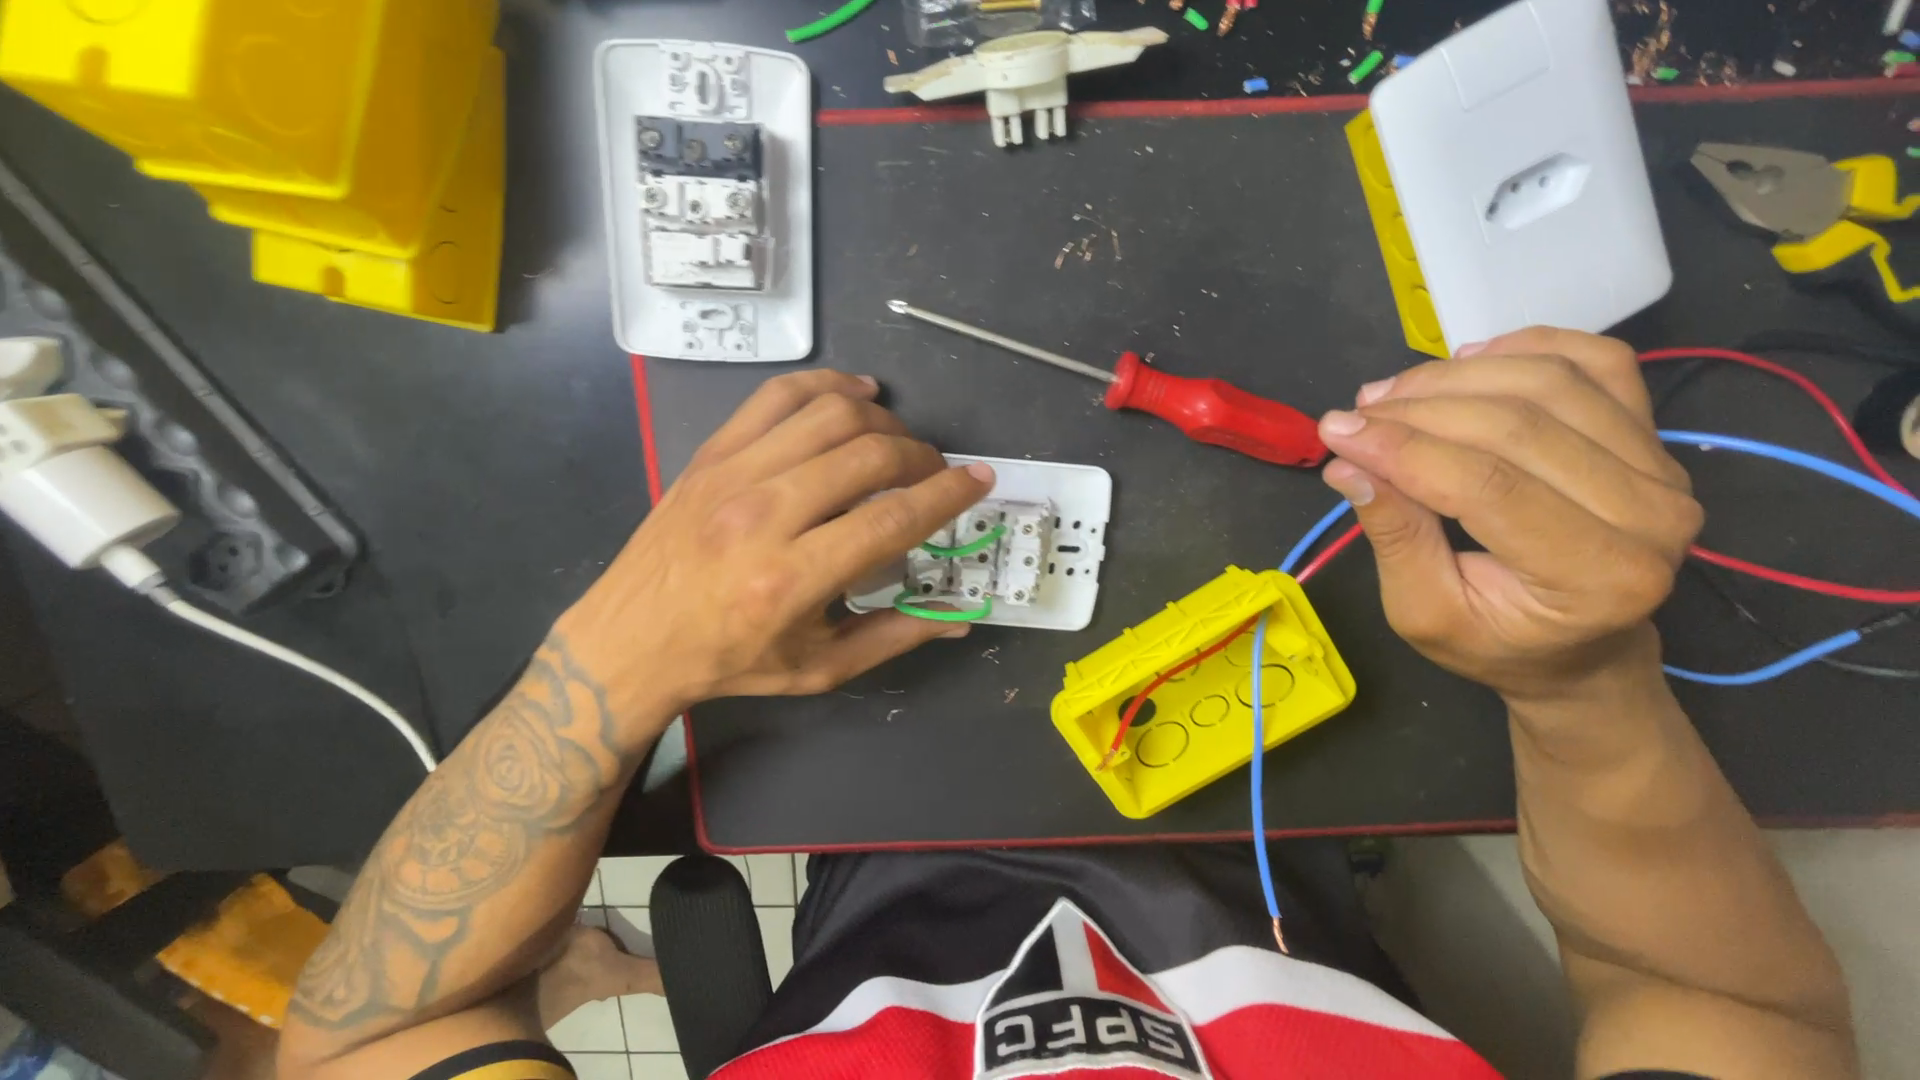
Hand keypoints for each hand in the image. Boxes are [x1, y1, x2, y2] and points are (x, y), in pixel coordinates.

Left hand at [553, 371, 993, 735]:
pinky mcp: (712, 453)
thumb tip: (961, 615)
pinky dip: (827, 385)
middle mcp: (762, 516)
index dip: (946, 494)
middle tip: (935, 473)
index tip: (979, 479)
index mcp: (791, 579)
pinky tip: (859, 394)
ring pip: (829, 416)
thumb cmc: (730, 661)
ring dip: (882, 422)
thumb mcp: (819, 667)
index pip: (891, 518)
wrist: (631, 639)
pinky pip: (778, 397)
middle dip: (920, 457)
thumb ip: (894, 637)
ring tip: (900, 444)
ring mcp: (732, 475)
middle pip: (867, 457)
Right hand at [1316, 328, 1703, 704]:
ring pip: (1551, 382)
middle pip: (1518, 425)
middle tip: (1354, 412)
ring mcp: (1661, 467)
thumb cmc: (1496, 643)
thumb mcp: (1424, 613)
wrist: (1581, 653)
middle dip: (1419, 408)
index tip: (1334, 431)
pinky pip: (1598, 361)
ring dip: (1457, 375)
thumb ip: (1395, 538)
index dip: (1402, 449)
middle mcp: (1650, 514)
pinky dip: (1528, 345)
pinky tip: (1467, 360)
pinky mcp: (1653, 436)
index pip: (1486, 485)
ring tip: (1391, 392)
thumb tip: (1347, 465)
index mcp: (1597, 576)